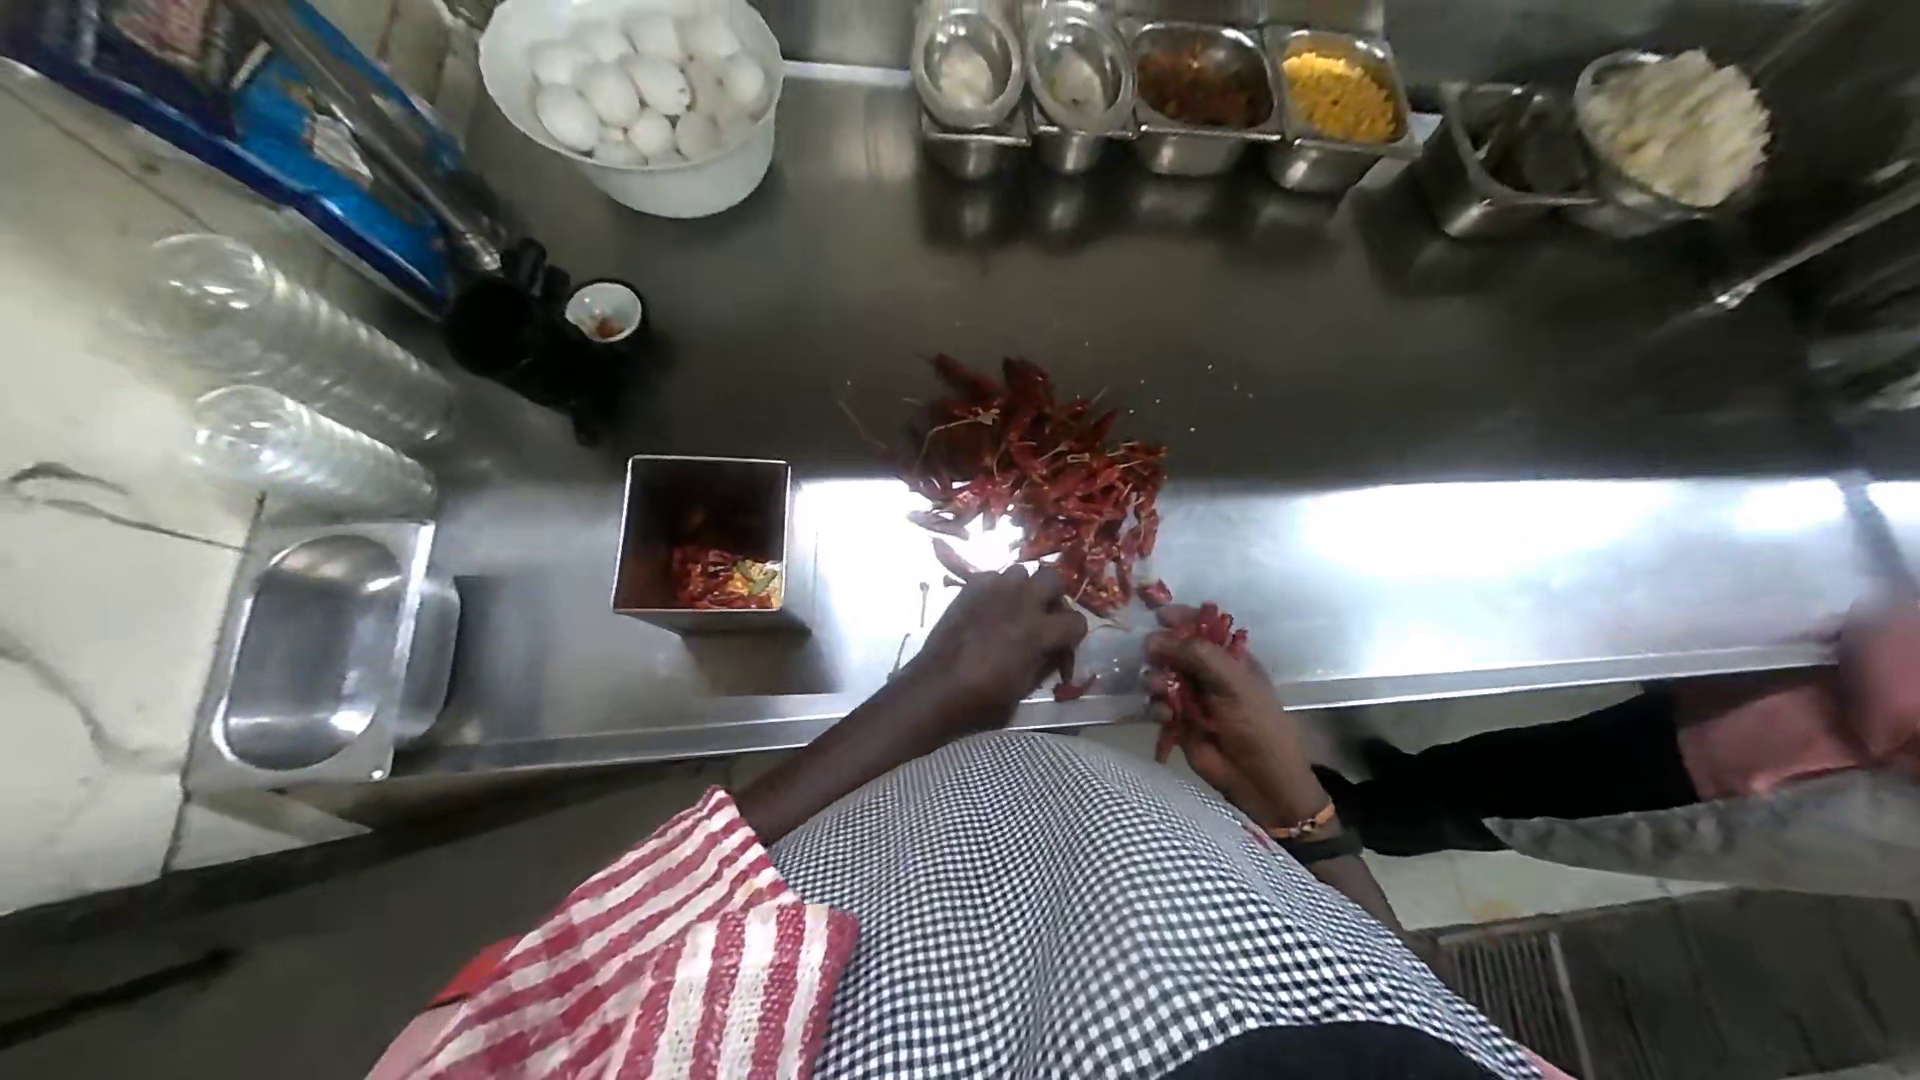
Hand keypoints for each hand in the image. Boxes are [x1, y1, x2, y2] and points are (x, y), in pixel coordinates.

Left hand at [900, 564, 1088, 738]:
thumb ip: (1045, 661)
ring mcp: (994, 590)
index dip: (1072, 638)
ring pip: (1021, 571)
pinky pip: (992, 576)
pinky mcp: (969, 588)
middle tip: (1043, 617)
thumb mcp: (1026, 687)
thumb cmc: (983, 698)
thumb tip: (1052, 651)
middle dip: (1053, 597)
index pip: (1077, 621)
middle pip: (1053, 578)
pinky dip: (997, 589)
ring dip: (1024, 588)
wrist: (937, 687)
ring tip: (1014, 609)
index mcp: (1040, 630)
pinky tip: (989, 608)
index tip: (1061, 651)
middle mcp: (1021, 601)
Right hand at [1146, 607, 1330, 828]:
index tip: (1159, 616)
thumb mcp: (1234, 684)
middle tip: (1153, 655)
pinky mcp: (1177, 720)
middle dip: (1160, 650)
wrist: (1260, 781)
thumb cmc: (1257, 726)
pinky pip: (1156, 703)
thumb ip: (1198, 655)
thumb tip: (1152, 639)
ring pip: (1160, 675)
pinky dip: (1156, 706)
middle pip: (1174, 648)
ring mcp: (1191, 696)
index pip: (1202, 627)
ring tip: (1159, 689)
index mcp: (1230, 658)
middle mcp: (1208, 673)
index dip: (1181, 618)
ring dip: (1155, 678)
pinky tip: (1164, 715)